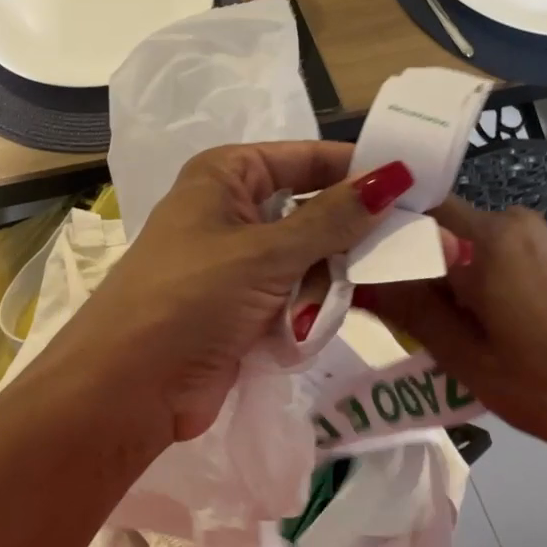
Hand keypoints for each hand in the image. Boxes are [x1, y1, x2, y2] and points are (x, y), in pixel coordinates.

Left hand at [38, 141, 436, 443]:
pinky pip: (294, 293)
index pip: (307, 158)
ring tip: (353, 294)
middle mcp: (231, 208)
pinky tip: (316, 323)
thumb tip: (395, 174)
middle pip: (312, 208)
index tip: (418, 186)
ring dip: (328, 278)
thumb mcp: (268, 252)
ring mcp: (236, 260)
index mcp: (227, 174)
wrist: (128, 388)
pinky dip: (309, 307)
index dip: (358, 169)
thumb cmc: (192, 297)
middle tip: (408, 245)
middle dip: (349, 233)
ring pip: (309, 256)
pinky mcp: (242, 306)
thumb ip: (335, 217)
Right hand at [360, 200, 546, 476]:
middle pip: (438, 226)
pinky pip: (498, 259)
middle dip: (408, 262)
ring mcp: (541, 241)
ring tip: (430, 328)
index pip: (411, 210)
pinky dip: (476, 284)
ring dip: (442, 277)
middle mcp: (513, 223)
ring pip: (467, 246)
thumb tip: (353, 277)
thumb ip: (408, 309)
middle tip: (386, 310)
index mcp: (487, 238)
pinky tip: (480, 329)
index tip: (350, 267)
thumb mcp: (468, 358)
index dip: (377, 235)